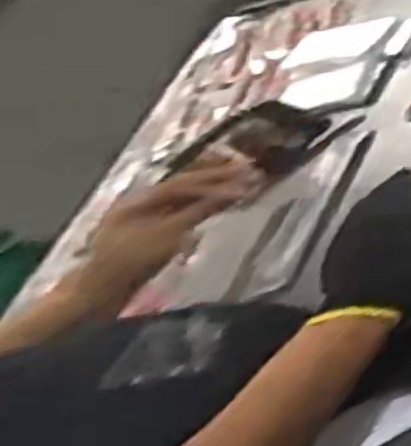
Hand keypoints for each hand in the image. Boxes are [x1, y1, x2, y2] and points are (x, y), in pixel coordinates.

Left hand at [80, 160, 261, 296]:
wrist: (101, 294)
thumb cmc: (132, 260)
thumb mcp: (170, 232)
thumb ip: (204, 208)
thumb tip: (239, 190)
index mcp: (139, 199)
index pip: (186, 182)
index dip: (218, 178)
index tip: (248, 174)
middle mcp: (142, 203)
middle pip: (188, 185)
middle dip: (220, 180)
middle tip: (253, 172)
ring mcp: (147, 216)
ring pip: (190, 196)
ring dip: (217, 190)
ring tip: (246, 185)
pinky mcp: (155, 229)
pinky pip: (187, 209)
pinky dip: (208, 204)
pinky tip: (227, 201)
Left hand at [320, 168, 410, 317]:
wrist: (361, 307)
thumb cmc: (408, 273)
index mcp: (404, 203)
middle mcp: (379, 202)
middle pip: (407, 181)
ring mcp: (357, 216)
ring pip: (384, 190)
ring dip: (403, 189)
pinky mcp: (344, 230)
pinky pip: (367, 206)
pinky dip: (382, 204)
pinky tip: (390, 213)